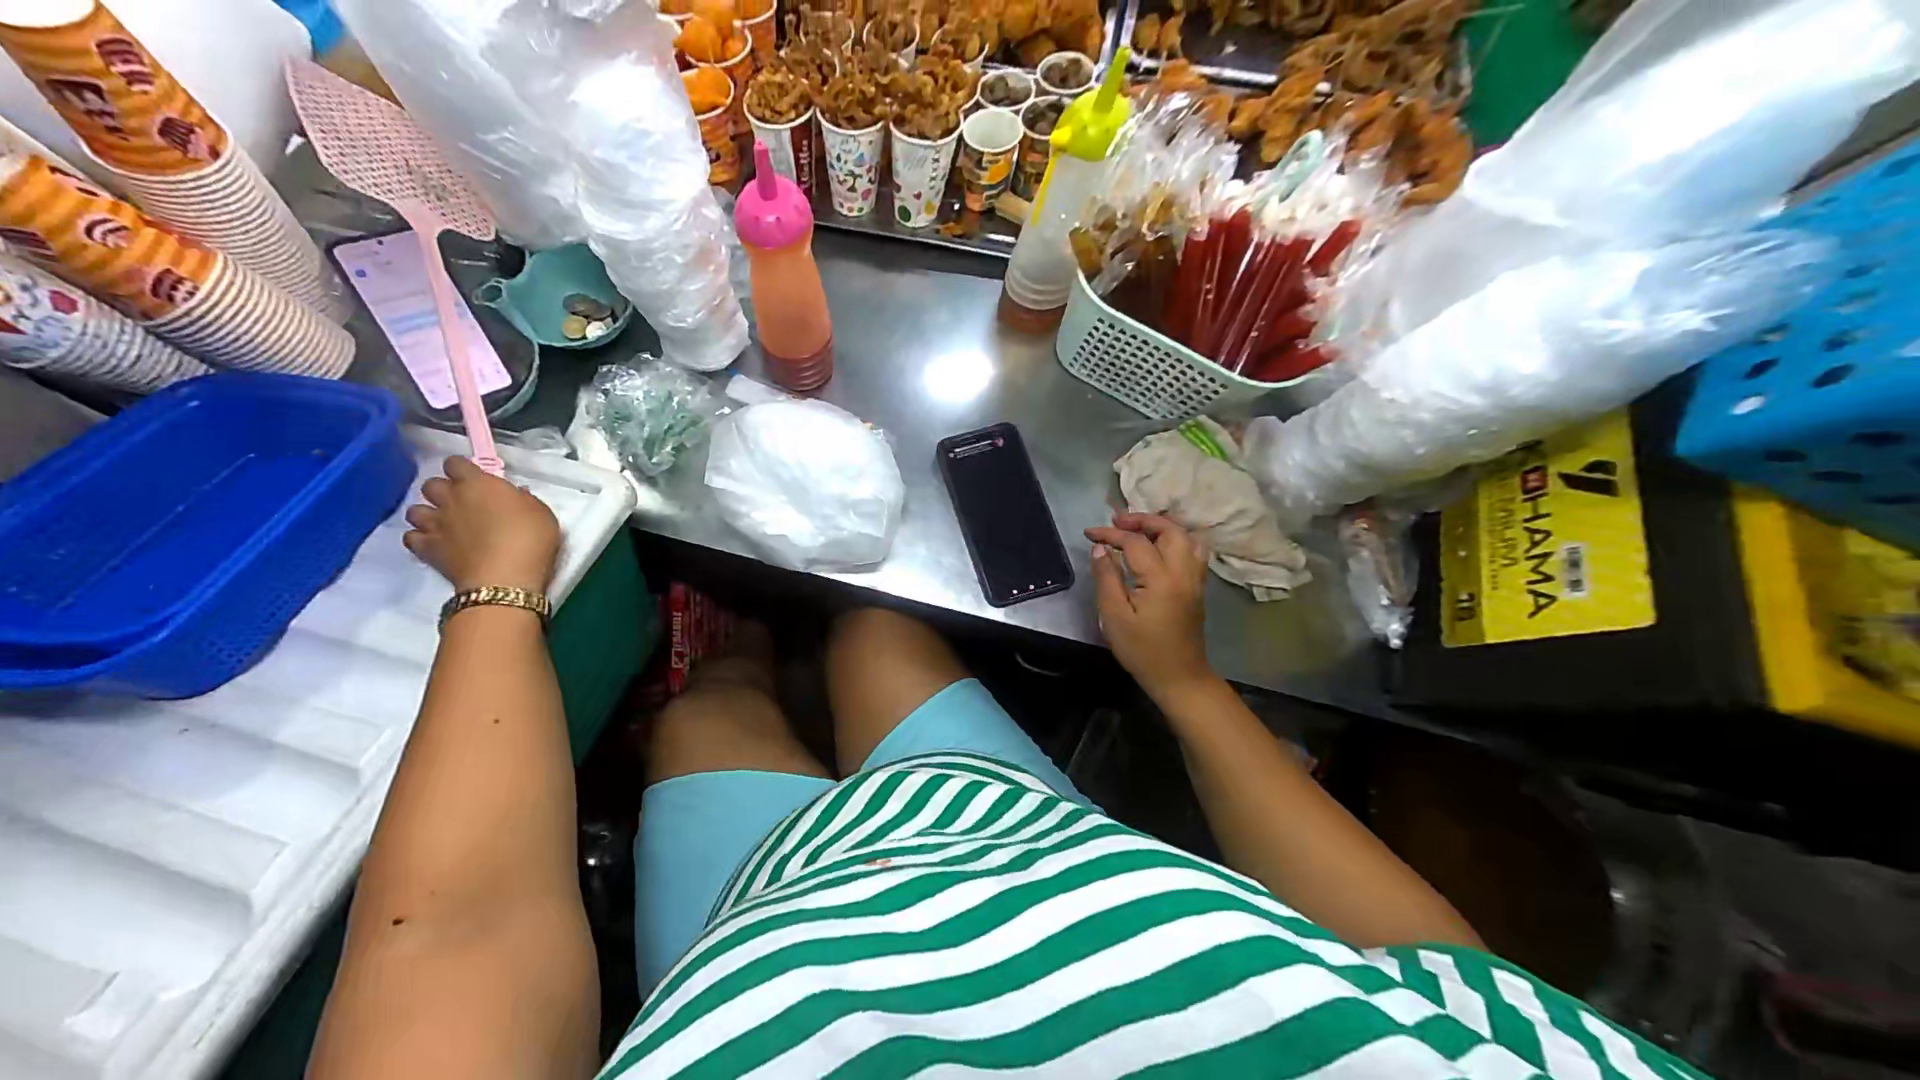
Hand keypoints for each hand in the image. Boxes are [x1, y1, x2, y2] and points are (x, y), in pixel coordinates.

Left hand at [404, 457, 560, 594]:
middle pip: (431, 484)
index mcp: (478, 484)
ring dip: (427, 513)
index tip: (475, 479)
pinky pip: (411, 537)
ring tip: (443, 523)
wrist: (505, 579)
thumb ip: (522, 499)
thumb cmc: (530, 540)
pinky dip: (419, 538)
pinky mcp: (426, 548)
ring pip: (415, 509)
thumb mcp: (541, 513)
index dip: (462, 469)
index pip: (455, 463)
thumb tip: (513, 495)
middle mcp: (450, 498)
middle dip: (443, 490)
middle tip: (461, 502)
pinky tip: (434, 543)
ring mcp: (434, 524)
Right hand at [1085, 512, 1215, 699]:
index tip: (1089, 533)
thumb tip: (1101, 548)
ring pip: (1186, 538)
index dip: (1111, 534)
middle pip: (1169, 530)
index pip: (1135, 542)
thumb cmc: (1142, 650)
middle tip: (1117, 522)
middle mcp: (1183, 572)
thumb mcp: (1114, 616)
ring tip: (1138, 530)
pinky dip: (1175, 540)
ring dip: (1162, 527)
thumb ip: (1107, 577)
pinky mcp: (1198, 588)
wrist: (1179, 677)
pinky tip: (1158, 547)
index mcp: (1161, 578)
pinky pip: (1193, 551)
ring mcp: (1195, 579)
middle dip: (1142, 521)